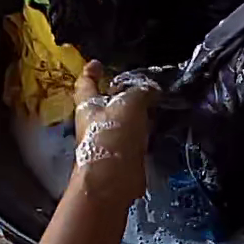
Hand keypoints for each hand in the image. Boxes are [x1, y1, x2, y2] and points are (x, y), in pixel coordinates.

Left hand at [71, 61, 157, 202]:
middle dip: (119, 91)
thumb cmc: (113, 136)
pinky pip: (134, 136)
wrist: (113, 180)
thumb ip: (141, 92)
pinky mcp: (123, 155)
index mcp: (88, 105)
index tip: (97, 63)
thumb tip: (151, 88)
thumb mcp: (129, 104)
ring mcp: (109, 139)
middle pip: (105, 101)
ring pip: (122, 119)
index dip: (91, 71)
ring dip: (136, 110)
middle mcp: (95, 121)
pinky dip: (144, 129)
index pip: (85, 83)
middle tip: (138, 82)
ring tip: (154, 100)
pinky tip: (157, 124)